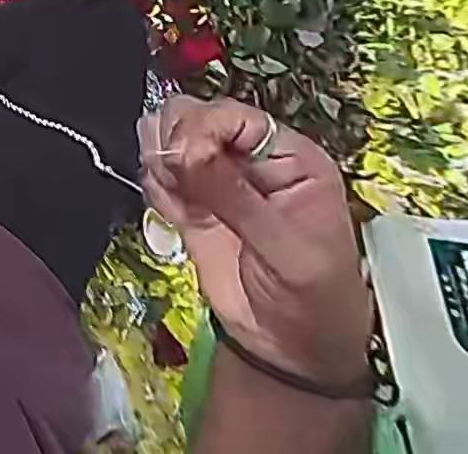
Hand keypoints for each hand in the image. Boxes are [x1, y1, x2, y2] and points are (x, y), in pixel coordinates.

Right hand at [139, 97, 372, 386]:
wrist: (291, 352)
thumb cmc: (313, 300)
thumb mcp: (287, 251)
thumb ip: (234, 196)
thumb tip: (185, 150)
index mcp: (286, 154)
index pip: (232, 114)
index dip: (202, 127)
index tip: (183, 156)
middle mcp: (247, 155)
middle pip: (193, 115)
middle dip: (174, 141)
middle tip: (175, 177)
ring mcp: (214, 175)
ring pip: (167, 136)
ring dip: (159, 160)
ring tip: (176, 196)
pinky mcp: (188, 198)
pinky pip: (156, 171)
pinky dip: (155, 185)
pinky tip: (174, 211)